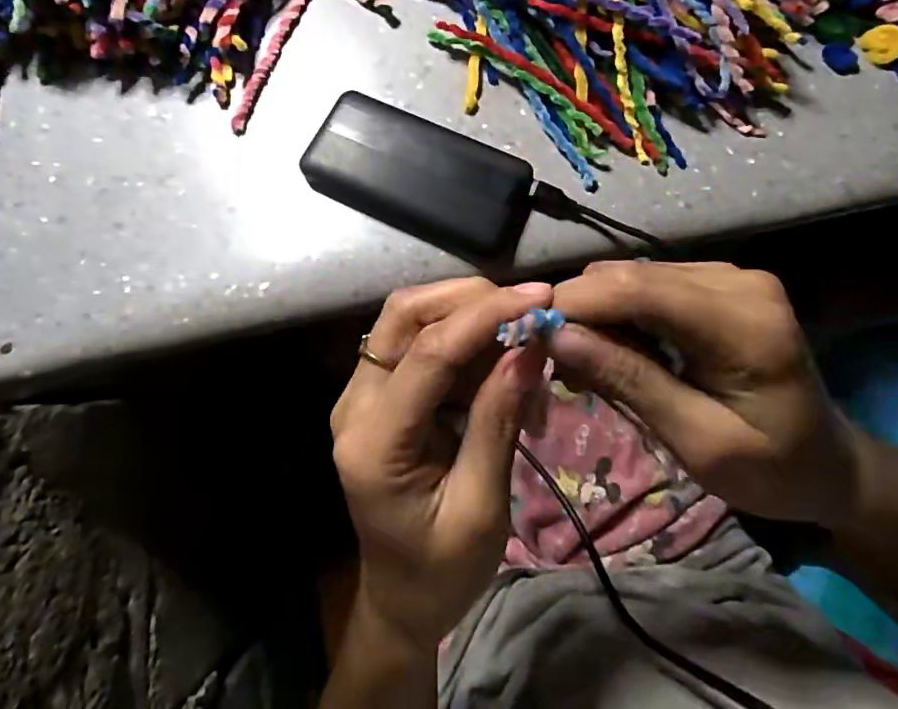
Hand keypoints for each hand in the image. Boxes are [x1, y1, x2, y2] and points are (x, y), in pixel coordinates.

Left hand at [330, 278, 552, 648]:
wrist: (401, 599)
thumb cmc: (442, 571)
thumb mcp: (480, 508)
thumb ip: (499, 422)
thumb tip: (529, 347)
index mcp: (374, 441)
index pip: (429, 352)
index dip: (486, 316)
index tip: (541, 298)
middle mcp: (356, 403)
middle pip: (405, 314)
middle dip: (471, 298)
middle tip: (532, 306)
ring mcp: (363, 393)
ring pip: (410, 318)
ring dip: (470, 312)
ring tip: (525, 332)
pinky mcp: (381, 393)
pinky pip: (420, 342)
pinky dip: (466, 337)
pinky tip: (504, 356)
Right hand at [549, 262, 862, 526]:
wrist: (829, 464)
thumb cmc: (770, 470)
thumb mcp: (697, 441)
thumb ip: (628, 381)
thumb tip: (557, 335)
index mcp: (745, 323)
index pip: (640, 290)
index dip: (577, 303)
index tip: (529, 334)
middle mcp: (737, 281)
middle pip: (631, 276)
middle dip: (582, 312)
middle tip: (558, 364)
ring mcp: (730, 276)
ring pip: (633, 275)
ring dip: (599, 313)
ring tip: (588, 365)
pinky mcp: (719, 282)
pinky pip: (650, 283)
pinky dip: (622, 312)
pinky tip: (617, 350)